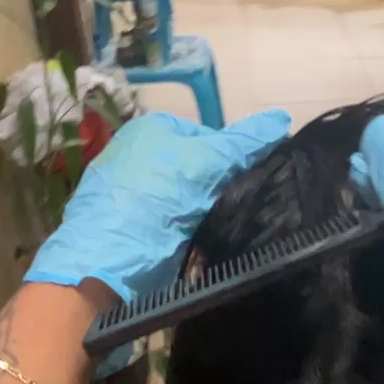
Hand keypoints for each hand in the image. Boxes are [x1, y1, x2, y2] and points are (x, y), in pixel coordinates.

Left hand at [26, 110, 292, 302]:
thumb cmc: (155, 203)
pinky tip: (179, 250)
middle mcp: (131, 153)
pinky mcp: (116, 225)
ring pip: (179, 198)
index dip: (230, 161)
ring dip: (195, 216)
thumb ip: (244, 143)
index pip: (209, 137)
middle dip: (211, 190)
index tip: (240, 187)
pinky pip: (160, 223)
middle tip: (225, 213)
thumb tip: (282, 118)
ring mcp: (120, 190)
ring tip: (205, 235)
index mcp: (149, 129)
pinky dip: (174, 234)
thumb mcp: (206, 165)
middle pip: (193, 169)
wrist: (101, 265)